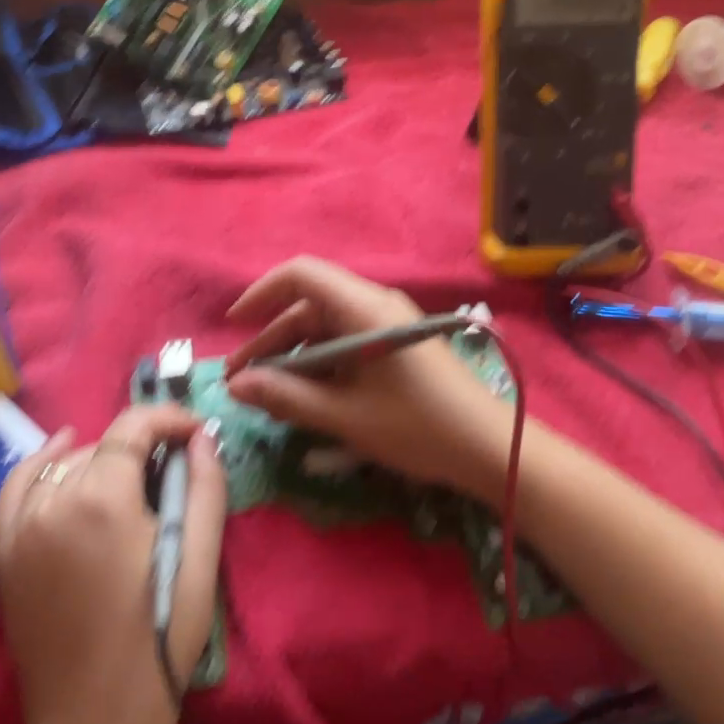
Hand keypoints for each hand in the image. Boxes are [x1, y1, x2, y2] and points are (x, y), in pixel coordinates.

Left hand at [0, 406, 226, 723]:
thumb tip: (202, 438)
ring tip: (132, 486)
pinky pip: (16, 487)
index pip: (132, 428)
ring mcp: (19, 527)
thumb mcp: (199, 565)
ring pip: (62, 464)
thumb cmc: (157, 643)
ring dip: (99, 460)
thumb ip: (205, 490)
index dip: (168, 419)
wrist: (94, 722)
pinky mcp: (3, 553)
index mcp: (102, 500)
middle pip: (100, 446)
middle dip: (140, 447)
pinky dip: (40, 464)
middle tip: (173, 476)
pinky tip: (59, 453)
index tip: (195, 431)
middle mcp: (52, 501)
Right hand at [223, 256, 512, 503]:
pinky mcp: (395, 347)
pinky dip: (319, 366)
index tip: (234, 326)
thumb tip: (235, 385)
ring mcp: (388, 326)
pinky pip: (346, 344)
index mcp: (365, 309)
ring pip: (325, 328)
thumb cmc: (418, 427)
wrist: (489, 448)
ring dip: (293, 357)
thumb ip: (286, 397)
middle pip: (309, 306)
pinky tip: (303, 397)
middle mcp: (375, 306)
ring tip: (265, 395)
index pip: (301, 274)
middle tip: (239, 379)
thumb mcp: (345, 416)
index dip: (261, 293)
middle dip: (270, 340)